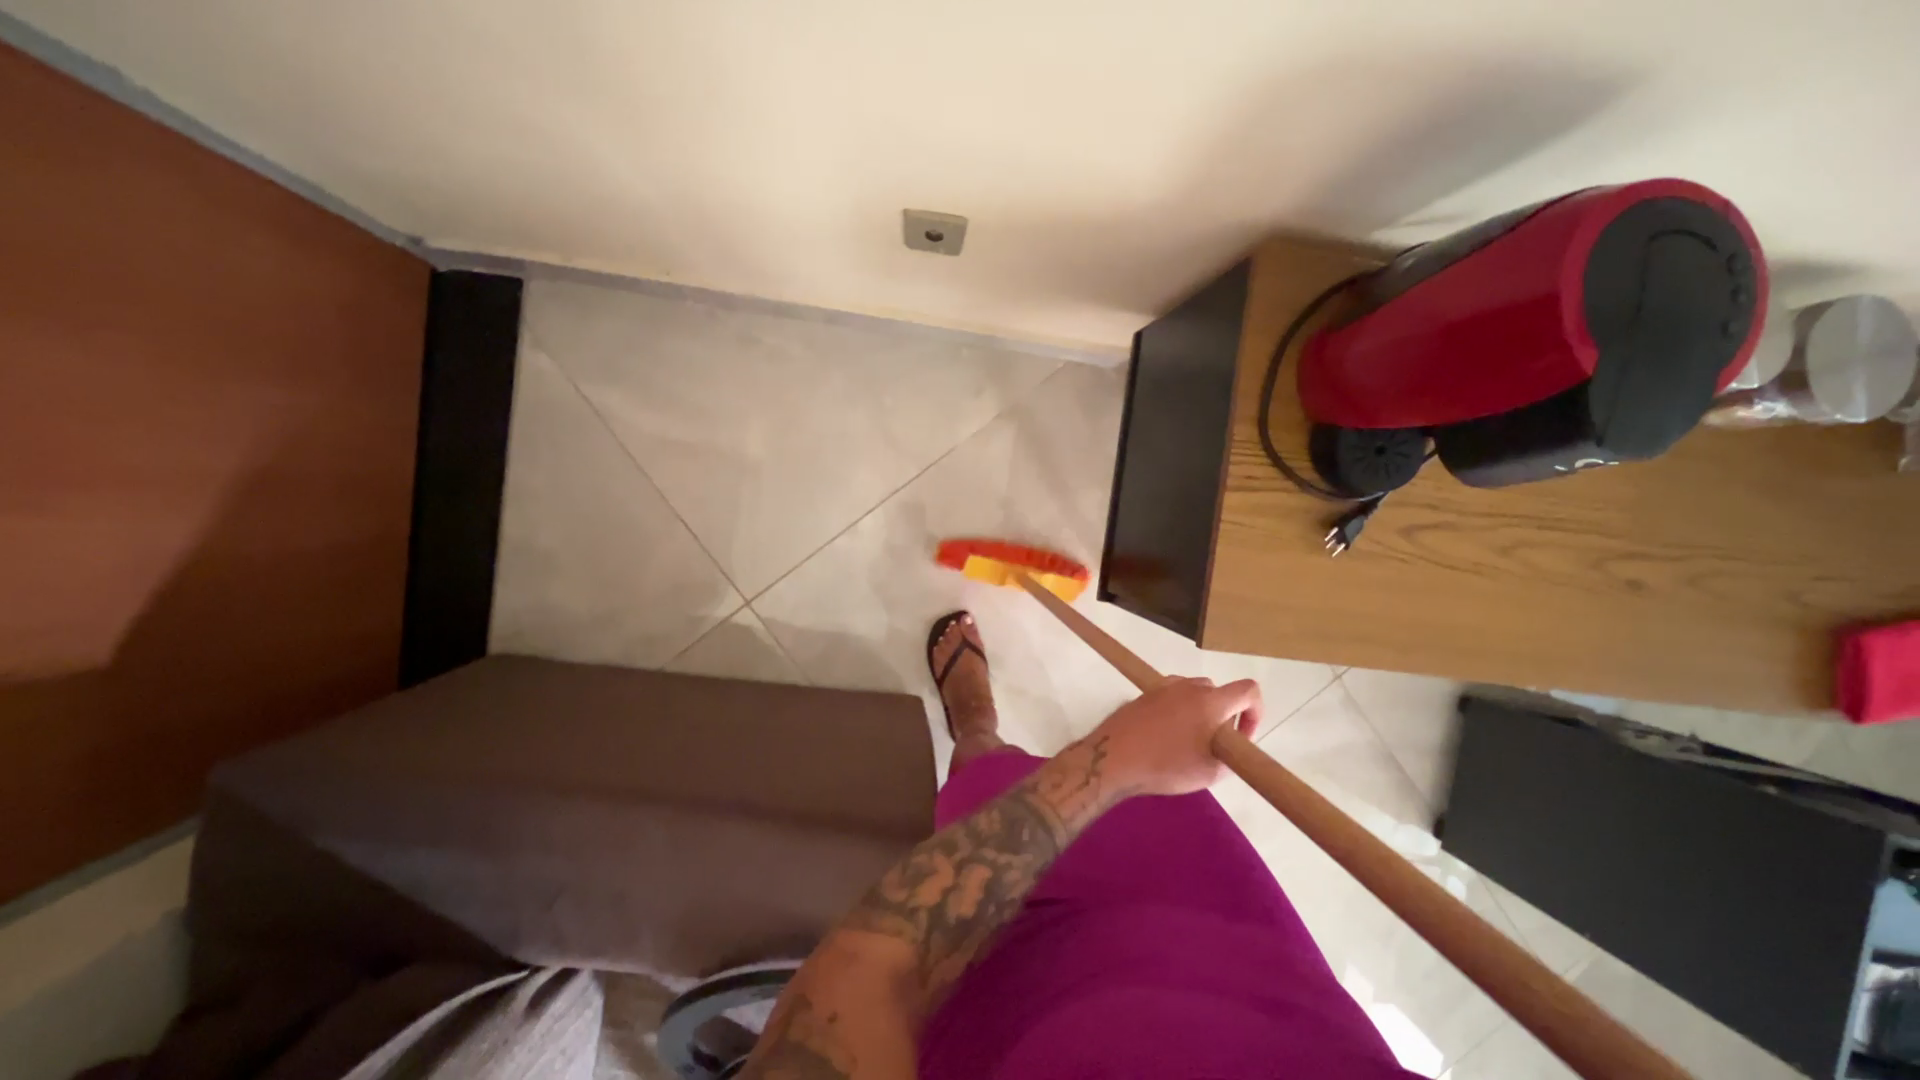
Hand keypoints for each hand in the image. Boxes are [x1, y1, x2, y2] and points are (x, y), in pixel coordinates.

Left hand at [1086, 677, 1262, 796]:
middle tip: (1214, 744)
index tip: (1242, 735)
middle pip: (1219, 692)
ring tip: (1188, 743)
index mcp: (1210, 701)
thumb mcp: (1209, 772)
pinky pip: (1172, 697)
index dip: (1255, 711)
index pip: (1248, 690)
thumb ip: (1231, 758)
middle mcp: (1188, 686)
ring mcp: (1163, 687)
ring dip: (1200, 713)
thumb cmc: (1165, 765)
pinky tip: (1165, 737)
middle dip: (1224, 716)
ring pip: (1194, 693)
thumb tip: (1232, 748)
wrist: (1113, 757)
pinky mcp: (1144, 694)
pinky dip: (1178, 712)